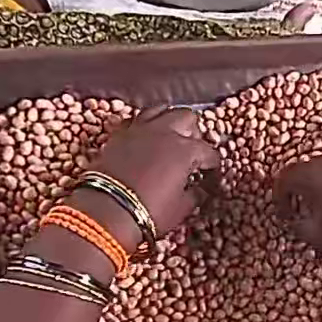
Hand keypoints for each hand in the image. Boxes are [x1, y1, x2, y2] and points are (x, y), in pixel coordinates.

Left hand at [86, 106, 221, 238]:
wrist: (108, 211)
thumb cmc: (149, 212)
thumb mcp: (181, 208)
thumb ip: (195, 194)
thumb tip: (199, 190)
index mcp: (186, 150)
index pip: (209, 152)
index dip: (213, 164)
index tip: (211, 174)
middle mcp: (165, 132)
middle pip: (187, 118)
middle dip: (194, 133)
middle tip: (193, 152)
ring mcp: (140, 129)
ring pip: (161, 109)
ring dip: (170, 120)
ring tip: (171, 136)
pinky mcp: (119, 134)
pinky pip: (136, 119)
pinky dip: (145, 125)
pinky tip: (146, 137)